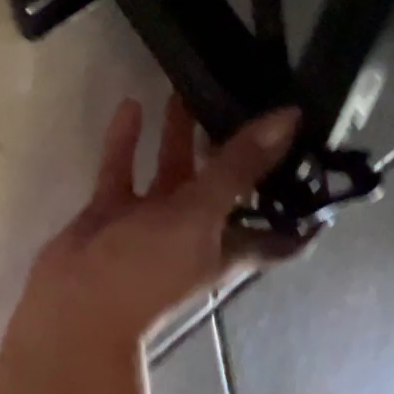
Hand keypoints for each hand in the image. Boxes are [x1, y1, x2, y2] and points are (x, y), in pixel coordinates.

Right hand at [17, 98, 299, 342]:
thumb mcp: (199, 216)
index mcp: (230, 243)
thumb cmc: (146, 271)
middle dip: (233, 146)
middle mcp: (195, 231)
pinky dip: (125, 143)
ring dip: (177, 136)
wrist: (73, 305)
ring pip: (170, 172)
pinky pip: (121, 172)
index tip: (320, 155)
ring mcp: (149, 222)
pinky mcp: (109, 213)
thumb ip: (237, 166)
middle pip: (223, 184)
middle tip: (246, 95)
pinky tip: (131, 105)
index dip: (301, 197)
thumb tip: (290, 115)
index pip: (281, 225)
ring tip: (187, 88)